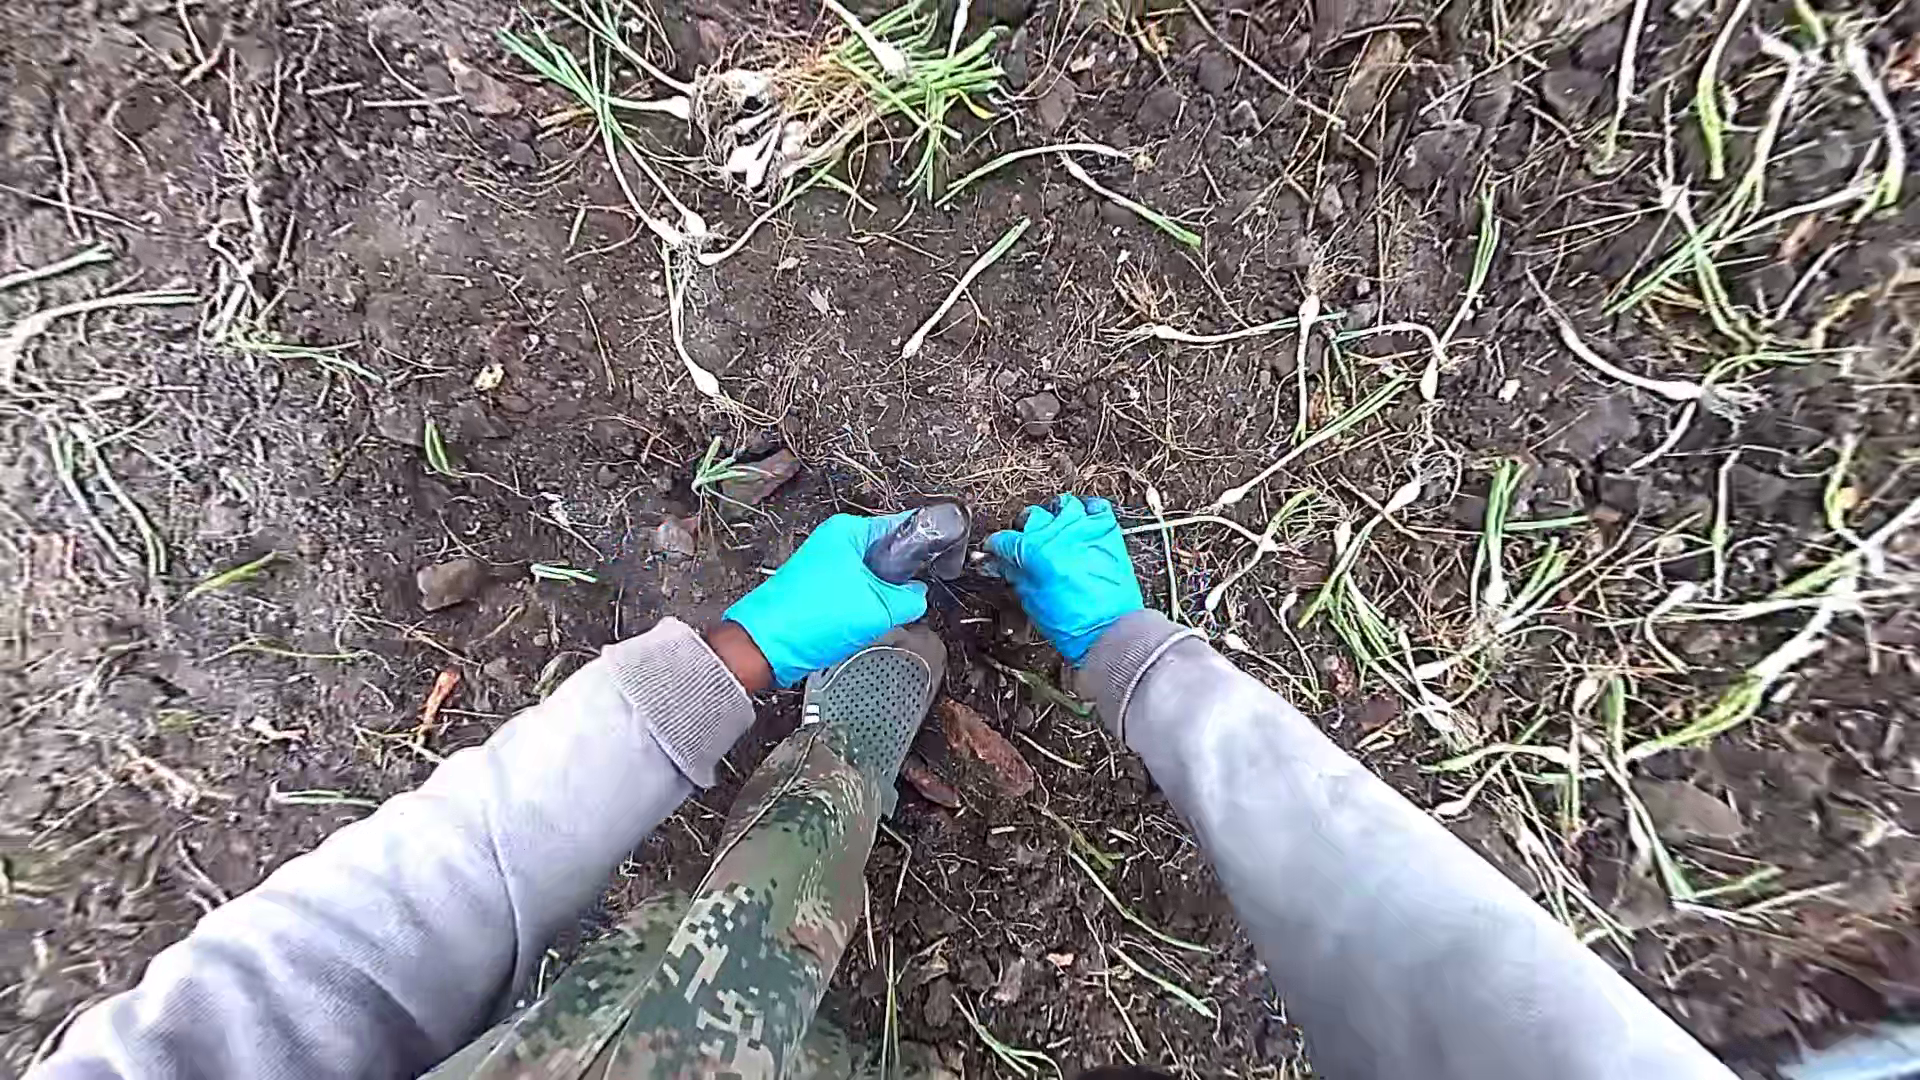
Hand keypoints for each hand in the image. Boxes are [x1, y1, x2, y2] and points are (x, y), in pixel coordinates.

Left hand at [723, 512, 929, 686]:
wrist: (765, 648)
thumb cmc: (808, 619)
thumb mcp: (878, 609)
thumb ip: (911, 598)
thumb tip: (919, 595)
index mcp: (849, 531)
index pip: (904, 524)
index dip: (929, 541)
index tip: (944, 559)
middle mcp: (837, 540)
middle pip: (890, 552)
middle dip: (902, 577)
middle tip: (905, 597)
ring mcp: (828, 562)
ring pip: (875, 575)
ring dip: (882, 595)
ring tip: (875, 613)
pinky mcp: (822, 585)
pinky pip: (858, 589)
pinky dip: (865, 604)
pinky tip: (860, 621)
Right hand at [985, 494, 1143, 664]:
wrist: (1110, 630)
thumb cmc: (1075, 623)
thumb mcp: (1032, 600)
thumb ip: (1016, 575)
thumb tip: (1006, 564)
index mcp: (1034, 551)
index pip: (1004, 539)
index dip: (996, 546)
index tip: (996, 550)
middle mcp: (1058, 534)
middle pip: (1032, 516)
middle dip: (1024, 528)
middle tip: (1026, 542)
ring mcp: (1084, 529)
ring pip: (1063, 504)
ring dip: (1055, 514)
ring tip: (1054, 528)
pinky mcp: (1107, 532)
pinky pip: (1096, 507)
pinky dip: (1087, 511)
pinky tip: (1081, 523)